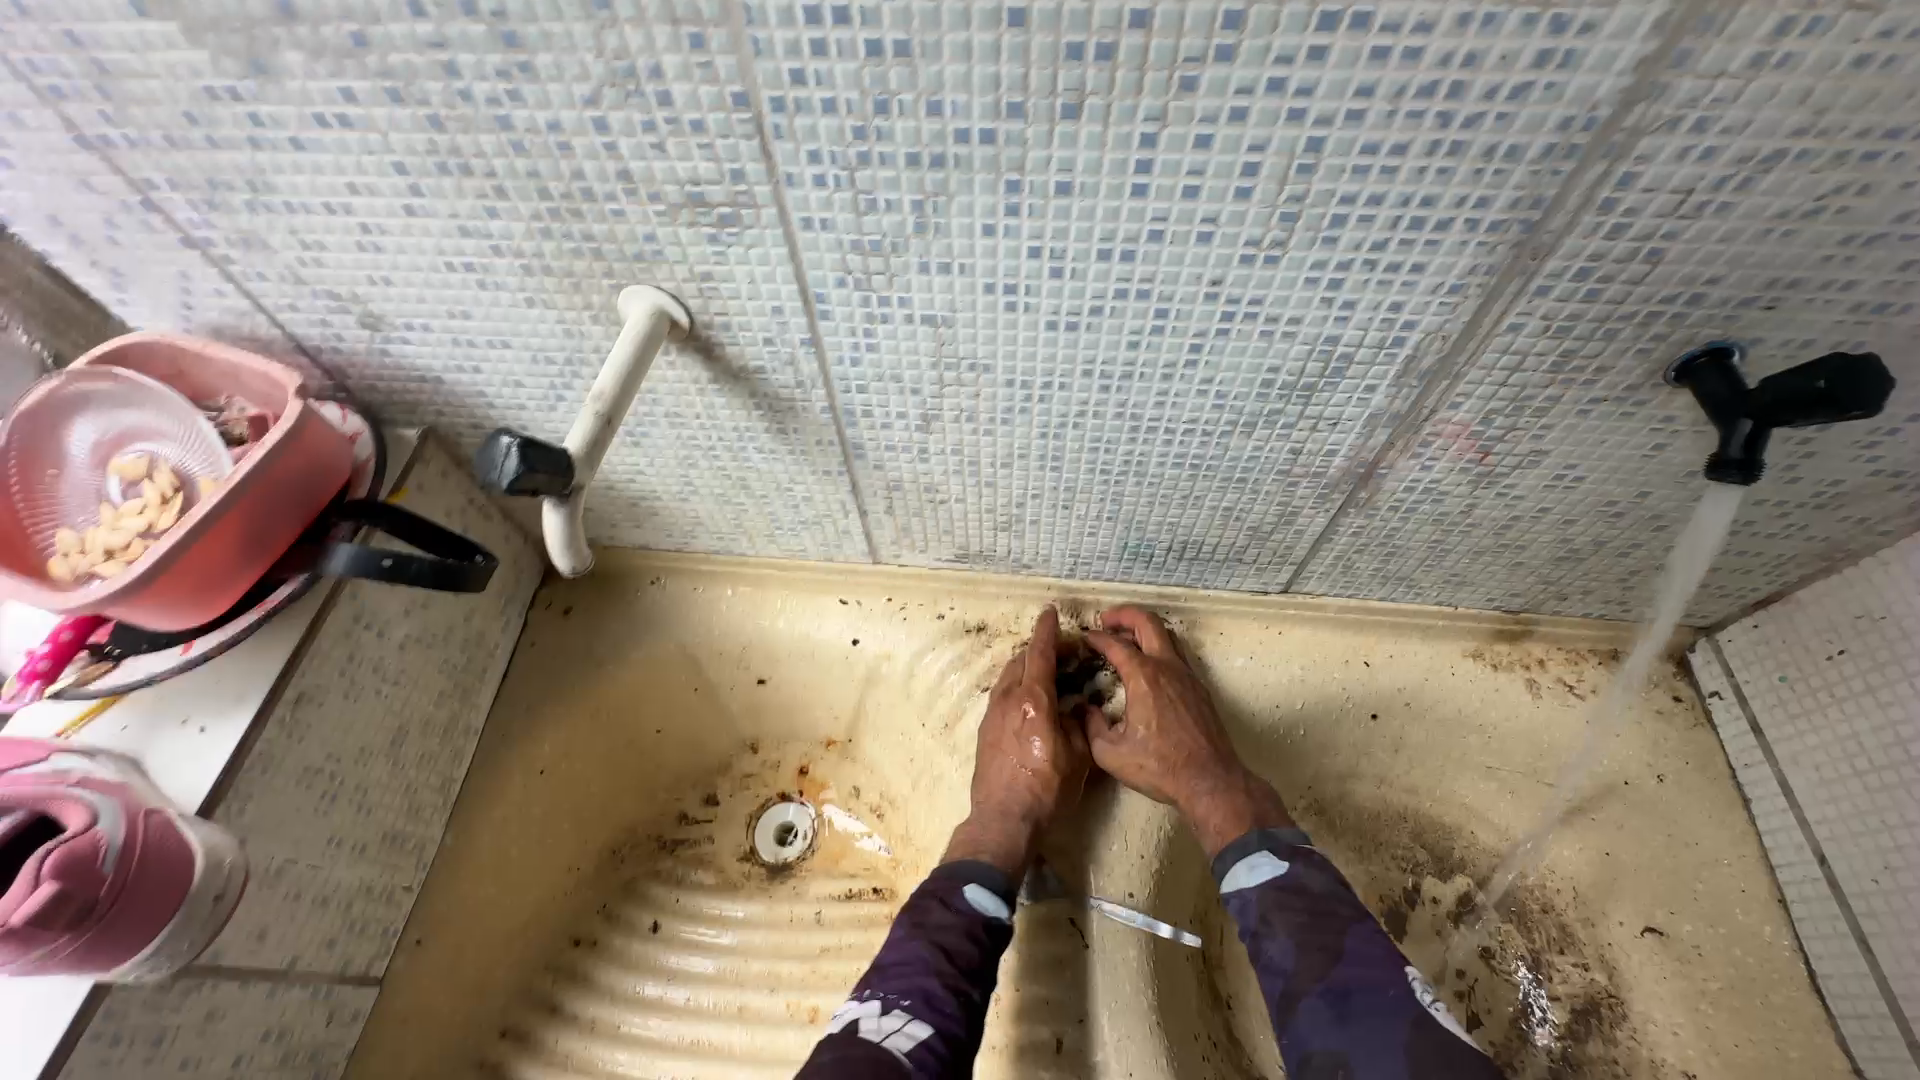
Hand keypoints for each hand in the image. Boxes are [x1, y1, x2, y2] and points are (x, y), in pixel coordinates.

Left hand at [944, 607, 1090, 876]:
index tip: (1049, 613)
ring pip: (1008, 677)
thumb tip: (1074, 710)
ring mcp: (992, 714)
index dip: (1047, 632)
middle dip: (1041, 650)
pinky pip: (1002, 695)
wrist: (1004, 818)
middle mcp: (1007, 700)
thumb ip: (1078, 725)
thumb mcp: (1079, 758)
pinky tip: (1032, 701)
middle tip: (1063, 652)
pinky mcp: (985, 730)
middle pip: (1021, 661)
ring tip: (1048, 674)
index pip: (1040, 654)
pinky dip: (1018, 686)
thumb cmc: (1047, 790)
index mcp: (1033, 701)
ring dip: (1027, 668)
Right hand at [1082, 606, 1292, 856]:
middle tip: (1105, 620)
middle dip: (1123, 615)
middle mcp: (1167, 667)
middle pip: (1147, 622)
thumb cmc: (1159, 767)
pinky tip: (1149, 666)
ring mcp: (1187, 675)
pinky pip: (1176, 654)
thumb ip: (1091, 726)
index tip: (1084, 638)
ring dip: (1144, 629)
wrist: (1210, 781)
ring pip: (1166, 635)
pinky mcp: (1199, 688)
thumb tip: (1086, 709)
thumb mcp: (1110, 753)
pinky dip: (1158, 648)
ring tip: (1126, 638)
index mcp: (1143, 677)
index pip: (1115, 644)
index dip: (1096, 637)